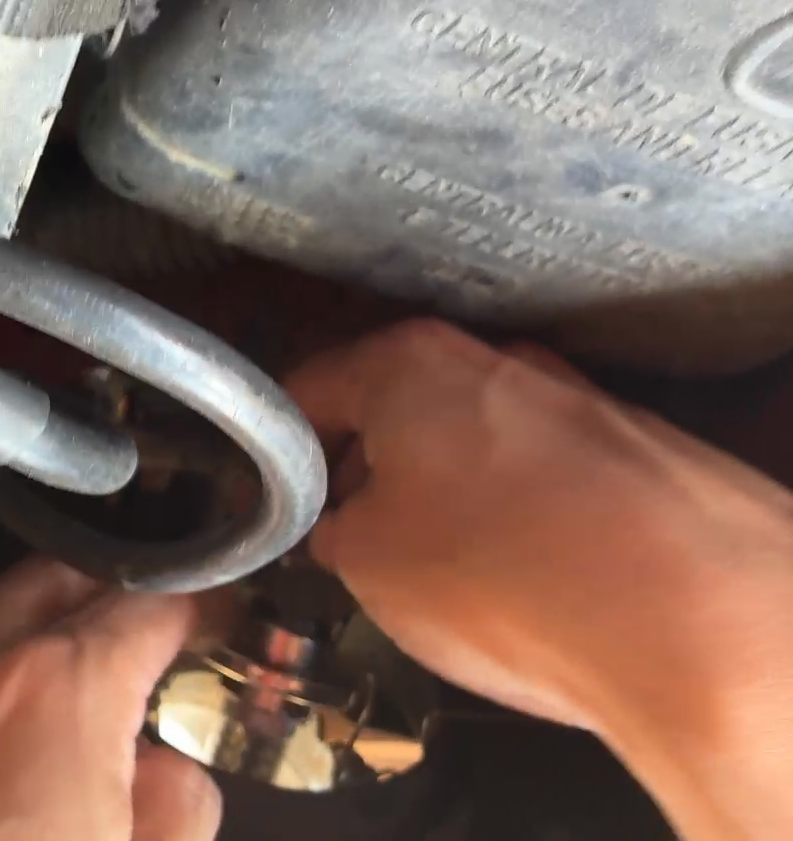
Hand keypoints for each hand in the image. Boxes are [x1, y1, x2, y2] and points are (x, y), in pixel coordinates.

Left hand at [0, 560, 219, 840]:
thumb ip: (174, 811)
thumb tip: (164, 768)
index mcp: (61, 687)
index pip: (144, 606)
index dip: (194, 605)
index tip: (215, 618)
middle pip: (57, 577)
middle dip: (110, 589)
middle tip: (145, 630)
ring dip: (42, 616)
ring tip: (81, 662)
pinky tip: (4, 710)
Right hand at [288, 319, 792, 837]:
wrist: (737, 646)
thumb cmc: (500, 575)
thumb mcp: (361, 558)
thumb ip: (326, 524)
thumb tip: (336, 522)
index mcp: (407, 364)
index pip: (301, 391)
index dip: (274, 451)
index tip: (270, 500)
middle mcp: (497, 361)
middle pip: (391, 410)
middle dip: (359, 468)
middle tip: (347, 534)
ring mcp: (589, 401)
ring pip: (472, 440)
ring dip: (440, 489)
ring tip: (444, 564)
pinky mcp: (663, 455)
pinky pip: (552, 475)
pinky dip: (521, 512)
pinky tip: (534, 576)